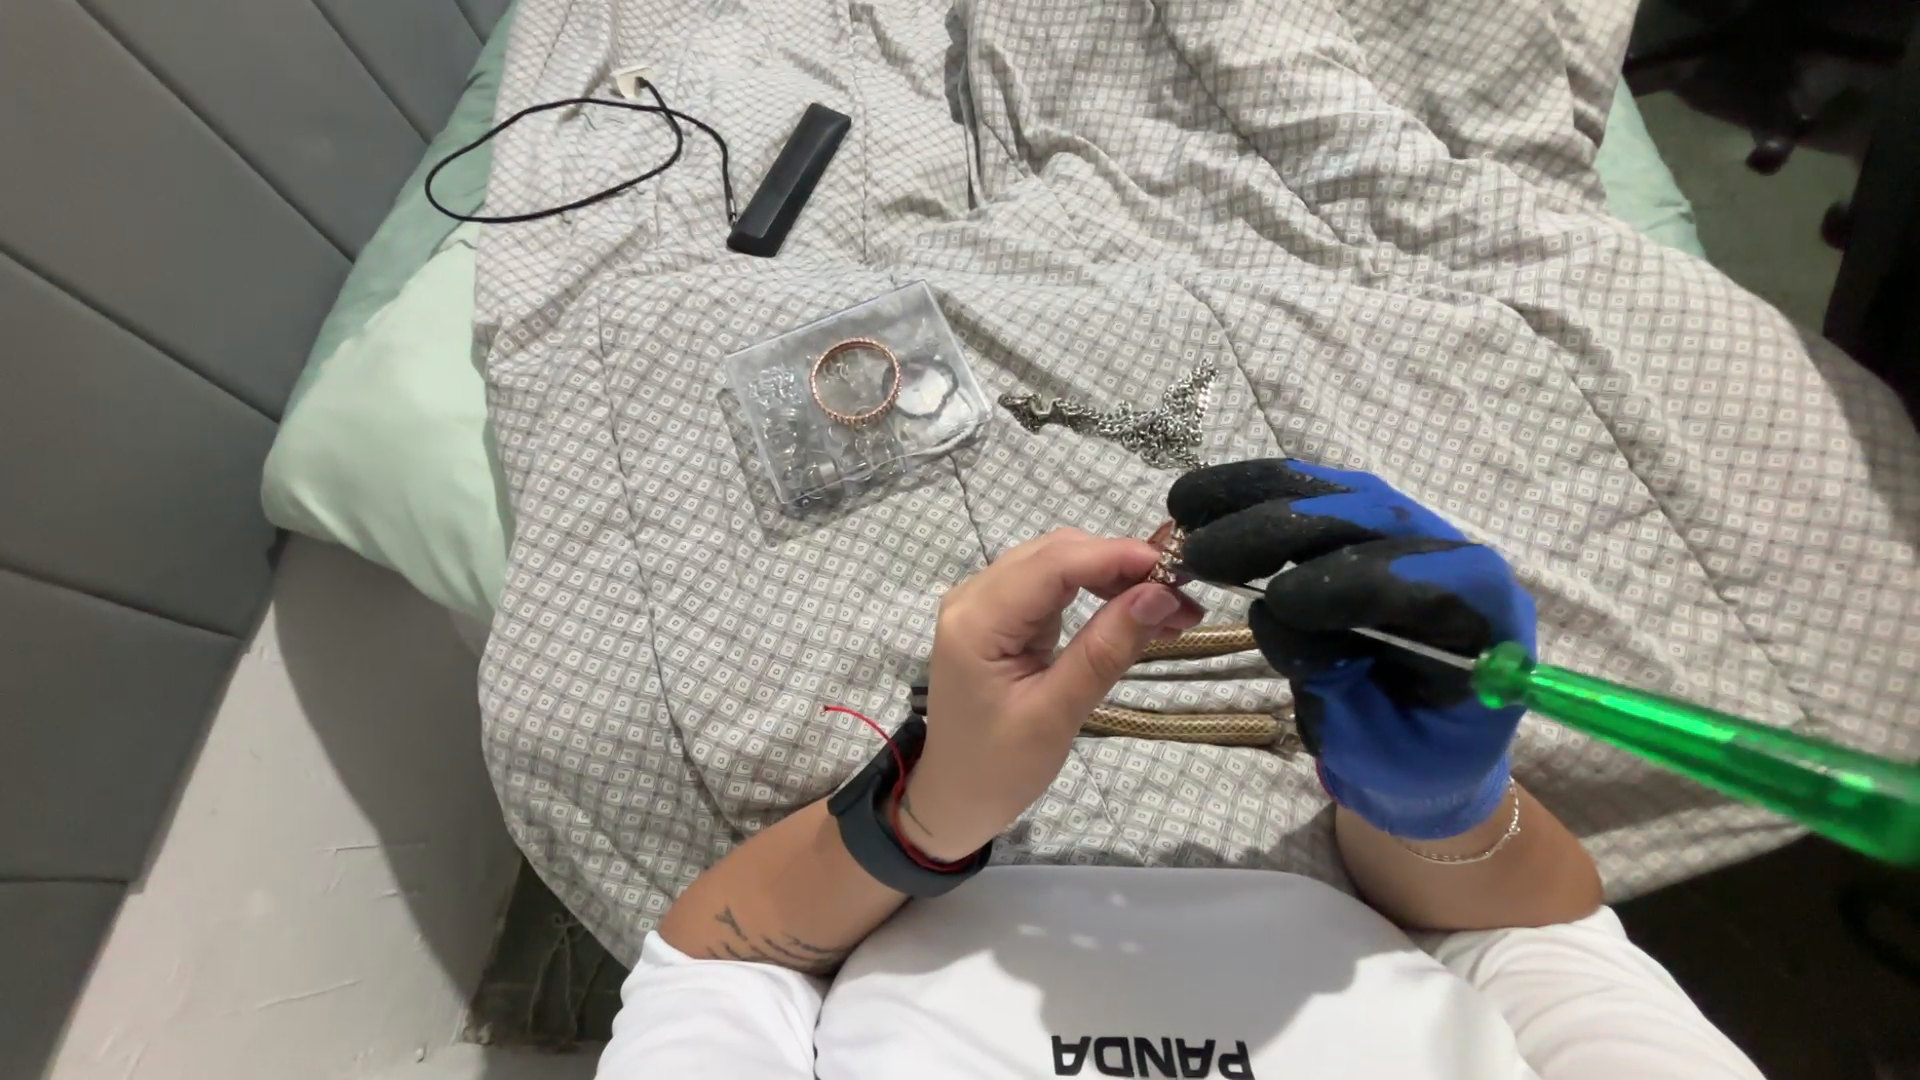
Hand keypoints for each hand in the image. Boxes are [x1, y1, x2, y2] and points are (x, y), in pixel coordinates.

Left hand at [899, 530, 1204, 860]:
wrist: (954, 795)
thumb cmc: (998, 767)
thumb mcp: (1056, 715)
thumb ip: (1105, 650)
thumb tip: (1159, 595)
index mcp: (976, 620)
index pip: (1053, 563)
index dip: (1116, 555)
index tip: (1178, 568)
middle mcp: (974, 596)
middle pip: (1056, 554)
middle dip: (1122, 565)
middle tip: (1184, 597)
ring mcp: (985, 602)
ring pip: (1058, 564)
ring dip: (1115, 577)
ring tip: (1171, 610)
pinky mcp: (1000, 614)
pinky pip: (1053, 587)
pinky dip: (1097, 593)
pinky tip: (1136, 613)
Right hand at [1168, 459, 1536, 840]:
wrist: (1410, 740)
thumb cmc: (1402, 756)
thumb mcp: (1372, 746)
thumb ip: (1336, 685)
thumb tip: (1275, 614)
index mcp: (1486, 628)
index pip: (1446, 582)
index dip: (1363, 581)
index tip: (1278, 599)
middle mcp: (1454, 564)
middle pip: (1380, 516)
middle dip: (1284, 526)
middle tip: (1202, 551)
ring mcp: (1405, 538)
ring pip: (1339, 491)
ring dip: (1256, 494)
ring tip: (1185, 507)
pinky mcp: (1359, 529)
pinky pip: (1309, 493)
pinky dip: (1249, 493)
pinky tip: (1198, 501)